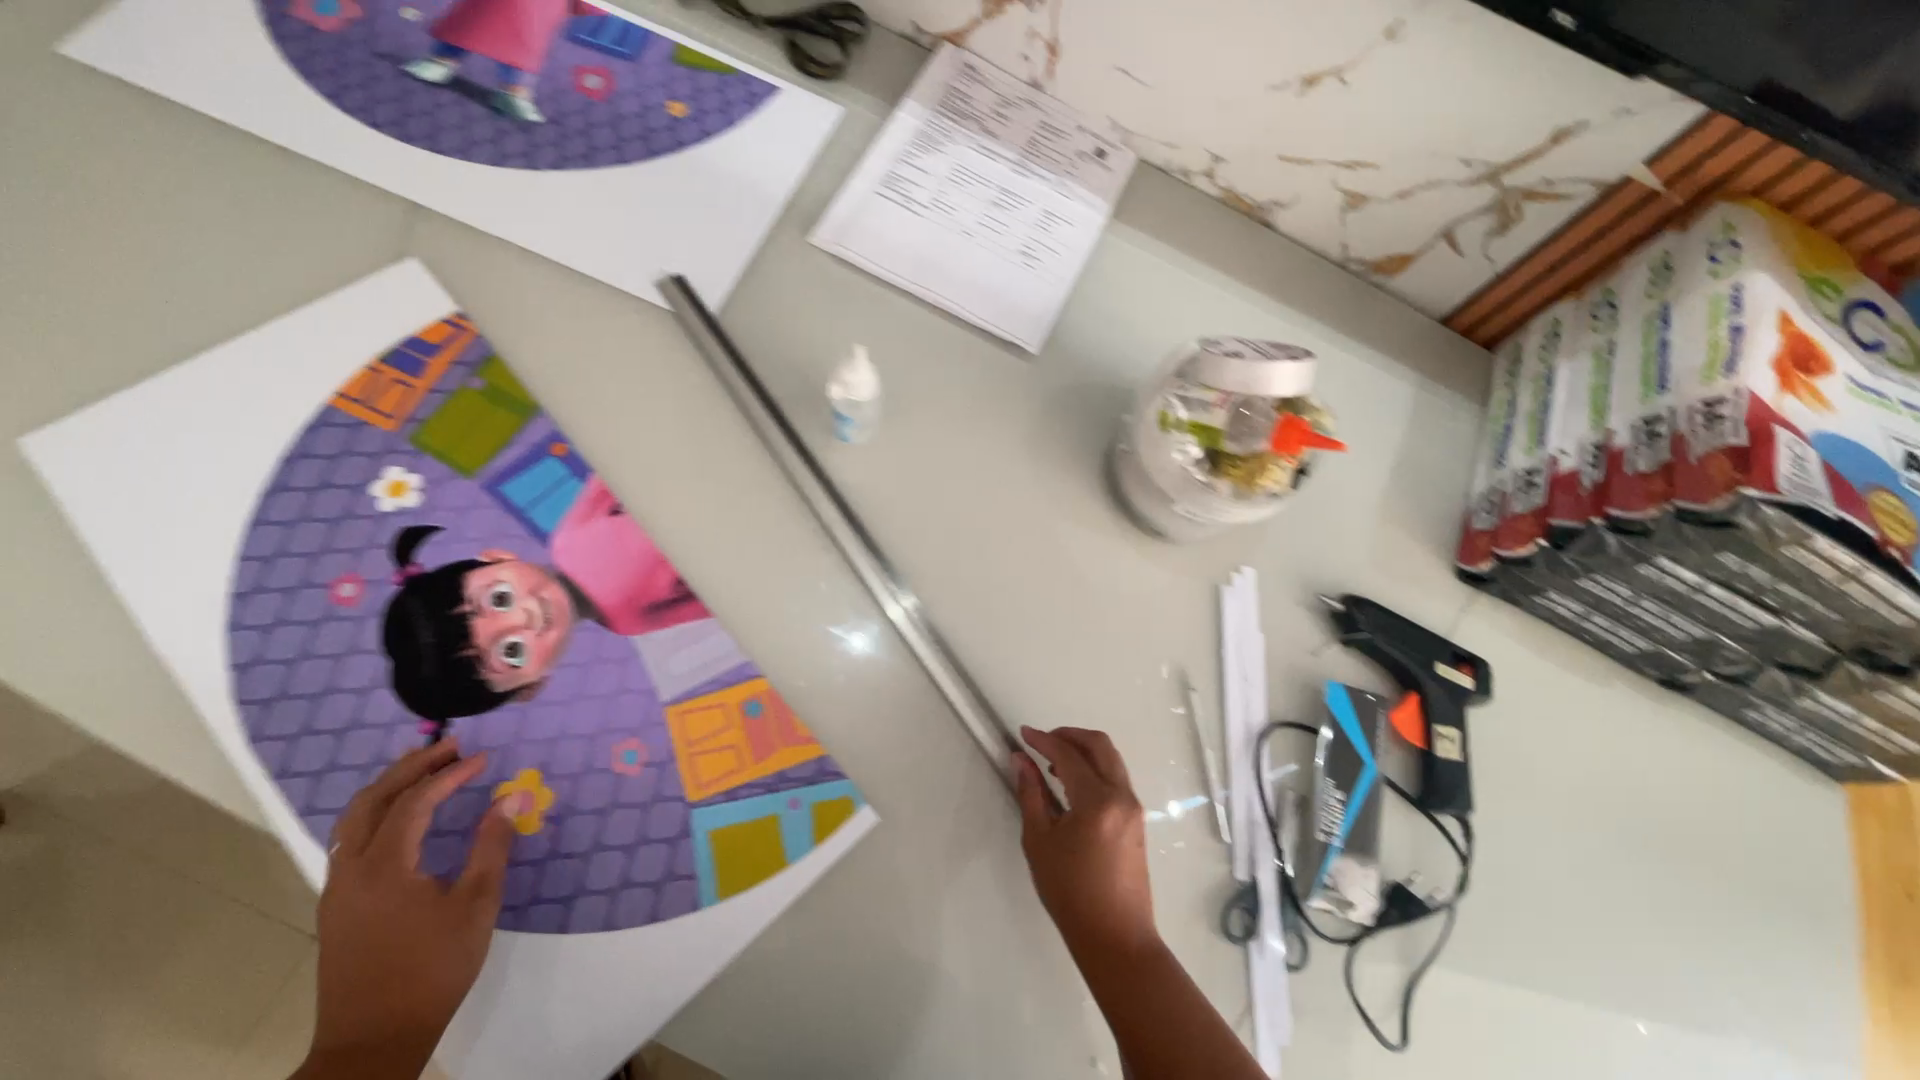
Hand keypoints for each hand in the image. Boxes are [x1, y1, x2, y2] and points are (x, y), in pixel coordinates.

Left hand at [294, 740, 515, 1079]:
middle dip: (410, 768)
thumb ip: (491, 847)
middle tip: (448, 747)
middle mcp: (350, 868)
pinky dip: (376, 815)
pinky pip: (350, 842)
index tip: (483, 760)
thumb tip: (510, 798)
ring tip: (423, 772)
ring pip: (353, 820)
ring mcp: (337, 888)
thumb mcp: (475, 905)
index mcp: (384, 866)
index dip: (450, 775)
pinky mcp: (336, 906)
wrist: (374, 1037)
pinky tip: (401, 821)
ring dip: (388, 789)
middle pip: (373, 800)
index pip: (415, 801)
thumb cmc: (433, 969)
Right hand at [1013, 725, 1158, 960]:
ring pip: (1112, 761)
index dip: (1043, 740)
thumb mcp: (1039, 841)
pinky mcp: (1137, 822)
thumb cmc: (1070, 892)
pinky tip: (1072, 787)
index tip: (1023, 734)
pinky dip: (1095, 770)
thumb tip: (1022, 761)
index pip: (1069, 755)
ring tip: (1053, 765)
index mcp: (1097, 800)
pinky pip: (1116, 780)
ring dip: (1084, 752)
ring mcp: (1134, 808)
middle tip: (1043, 741)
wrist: (1115, 936)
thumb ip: (1031, 795)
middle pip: (1100, 746)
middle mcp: (1122, 796)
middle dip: (1070, 736)